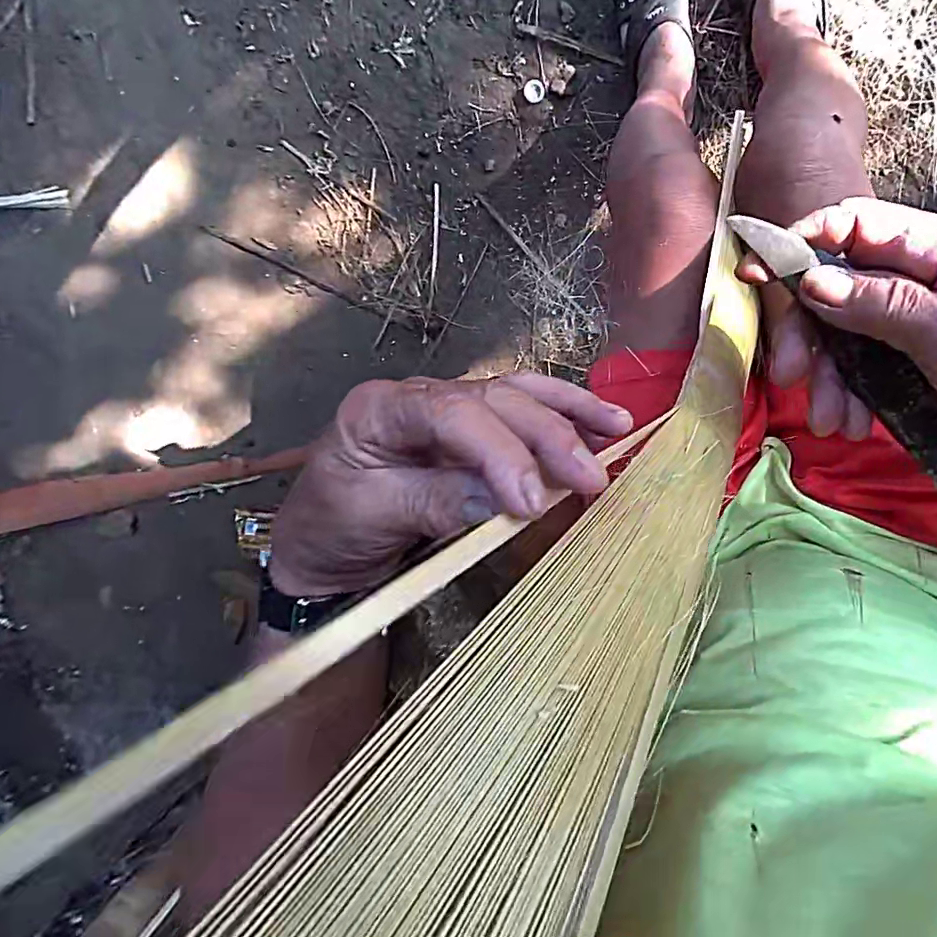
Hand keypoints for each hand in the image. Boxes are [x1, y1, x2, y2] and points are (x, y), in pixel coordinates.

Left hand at [267, 374, 634, 596]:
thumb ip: (436, 502)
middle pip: (491, 399)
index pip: (450, 412)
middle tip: (589, 479)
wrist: (321, 542)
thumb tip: (504, 500)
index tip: (531, 501)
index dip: (498, 451)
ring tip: (615, 428)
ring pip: (514, 394)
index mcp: (379, 409)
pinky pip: (518, 412)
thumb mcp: (374, 516)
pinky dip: (559, 416)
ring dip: (567, 411)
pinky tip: (596, 422)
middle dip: (544, 436)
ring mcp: (446, 407)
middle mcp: (417, 396)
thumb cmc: (334, 528)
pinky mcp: (469, 430)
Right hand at [741, 197, 936, 444]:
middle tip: (789, 374)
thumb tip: (810, 280)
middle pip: (845, 277)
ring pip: (852, 318)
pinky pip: (873, 344)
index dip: (800, 241)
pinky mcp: (929, 331)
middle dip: (808, 326)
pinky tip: (852, 412)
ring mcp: (932, 299)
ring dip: (830, 365)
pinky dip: (854, 378)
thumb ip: (883, 306)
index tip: (755, 272)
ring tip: (828, 413)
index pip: (859, 223)